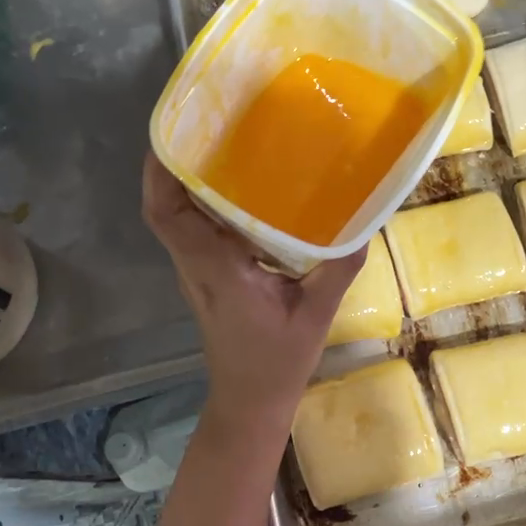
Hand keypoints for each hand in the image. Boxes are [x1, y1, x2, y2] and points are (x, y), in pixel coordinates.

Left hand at [142, 154, 365, 418]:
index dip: (162, 172)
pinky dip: (203, 204)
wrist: (250, 401)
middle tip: (206, 125)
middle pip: (165, 207)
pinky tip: (239, 190)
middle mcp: (196, 264)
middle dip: (173, 163)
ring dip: (187, 182)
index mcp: (215, 268)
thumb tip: (364, 223)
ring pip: (176, 218)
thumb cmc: (277, 361)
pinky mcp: (206, 277)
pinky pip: (194, 231)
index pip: (168, 214)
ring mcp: (196, 272)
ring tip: (221, 145)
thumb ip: (339, 268)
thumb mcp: (315, 314)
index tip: (176, 132)